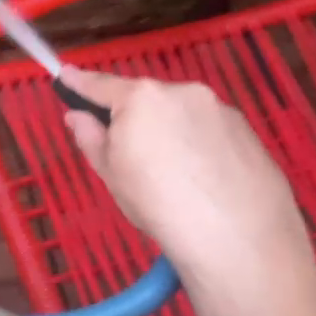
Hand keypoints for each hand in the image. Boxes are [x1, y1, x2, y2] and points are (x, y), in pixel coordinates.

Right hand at [59, 66, 311, 291]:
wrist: (241, 241)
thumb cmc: (158, 202)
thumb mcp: (109, 172)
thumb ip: (89, 136)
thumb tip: (79, 117)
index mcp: (142, 98)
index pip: (99, 84)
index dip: (78, 81)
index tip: (64, 74)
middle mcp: (184, 93)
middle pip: (144, 97)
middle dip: (131, 113)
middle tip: (126, 149)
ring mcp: (222, 111)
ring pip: (179, 112)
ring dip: (166, 127)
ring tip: (169, 170)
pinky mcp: (251, 133)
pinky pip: (208, 128)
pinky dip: (196, 141)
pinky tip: (200, 176)